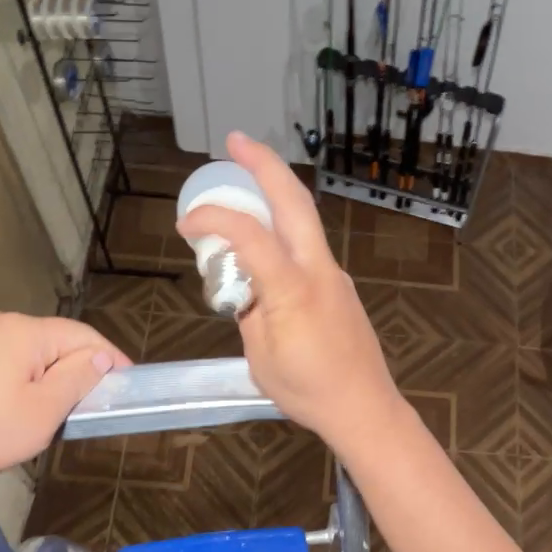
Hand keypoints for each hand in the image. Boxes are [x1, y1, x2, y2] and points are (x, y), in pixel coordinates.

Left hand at [0, 311, 129, 507]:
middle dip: (80, 366)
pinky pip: (10, 356)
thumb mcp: (45, 411)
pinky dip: (28, 374)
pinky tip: (27, 401)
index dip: (111, 358)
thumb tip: (102, 358)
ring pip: (34, 349)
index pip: (83, 335)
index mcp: (22, 331)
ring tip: (65, 404)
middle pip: (57, 340)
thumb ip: (78, 379)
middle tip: (98, 400)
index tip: (130, 382)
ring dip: (54, 372)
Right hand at [176, 131, 402, 452]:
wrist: (364, 409)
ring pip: (306, 221)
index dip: (214, 219)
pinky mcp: (342, 289)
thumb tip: (244, 291)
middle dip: (264, 164)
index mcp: (293, 289)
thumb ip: (248, 314)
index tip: (186, 225)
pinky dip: (286, 233)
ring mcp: (336, 276)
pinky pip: (310, 249)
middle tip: (236, 142)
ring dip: (277, 196)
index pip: (249, 234)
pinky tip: (268, 249)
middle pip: (294, 201)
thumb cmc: (309, 391)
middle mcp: (319, 270)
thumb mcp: (261, 358)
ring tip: (246, 188)